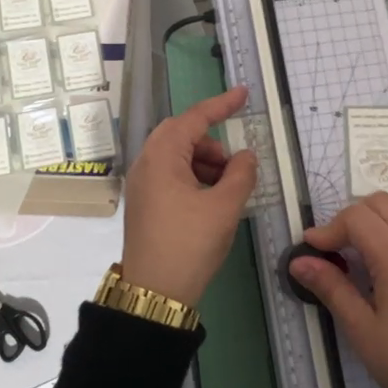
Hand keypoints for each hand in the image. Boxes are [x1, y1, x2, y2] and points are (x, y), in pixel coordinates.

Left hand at [119, 86, 257, 305]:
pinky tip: (212, 200)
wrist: (154, 293)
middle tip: (236, 163)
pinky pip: (171, 175)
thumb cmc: (189, 244)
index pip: (194, 119)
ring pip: (177, 157)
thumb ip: (241, 174)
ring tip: (228, 187)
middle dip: (212, 143)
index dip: (221, 105)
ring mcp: (142, 184)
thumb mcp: (224, 208)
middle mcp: (146, 163)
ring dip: (205, 163)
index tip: (244, 94)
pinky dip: (194, 178)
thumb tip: (245, 156)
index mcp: (162, 156)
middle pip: (181, 135)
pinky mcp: (145, 203)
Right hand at [291, 192, 387, 387]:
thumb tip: (299, 262)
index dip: (329, 229)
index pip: (357, 219)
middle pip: (380, 204)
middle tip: (334, 249)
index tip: (310, 250)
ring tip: (358, 249)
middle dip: (350, 218)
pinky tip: (384, 257)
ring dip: (375, 218)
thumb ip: (331, 288)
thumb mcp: (360, 328)